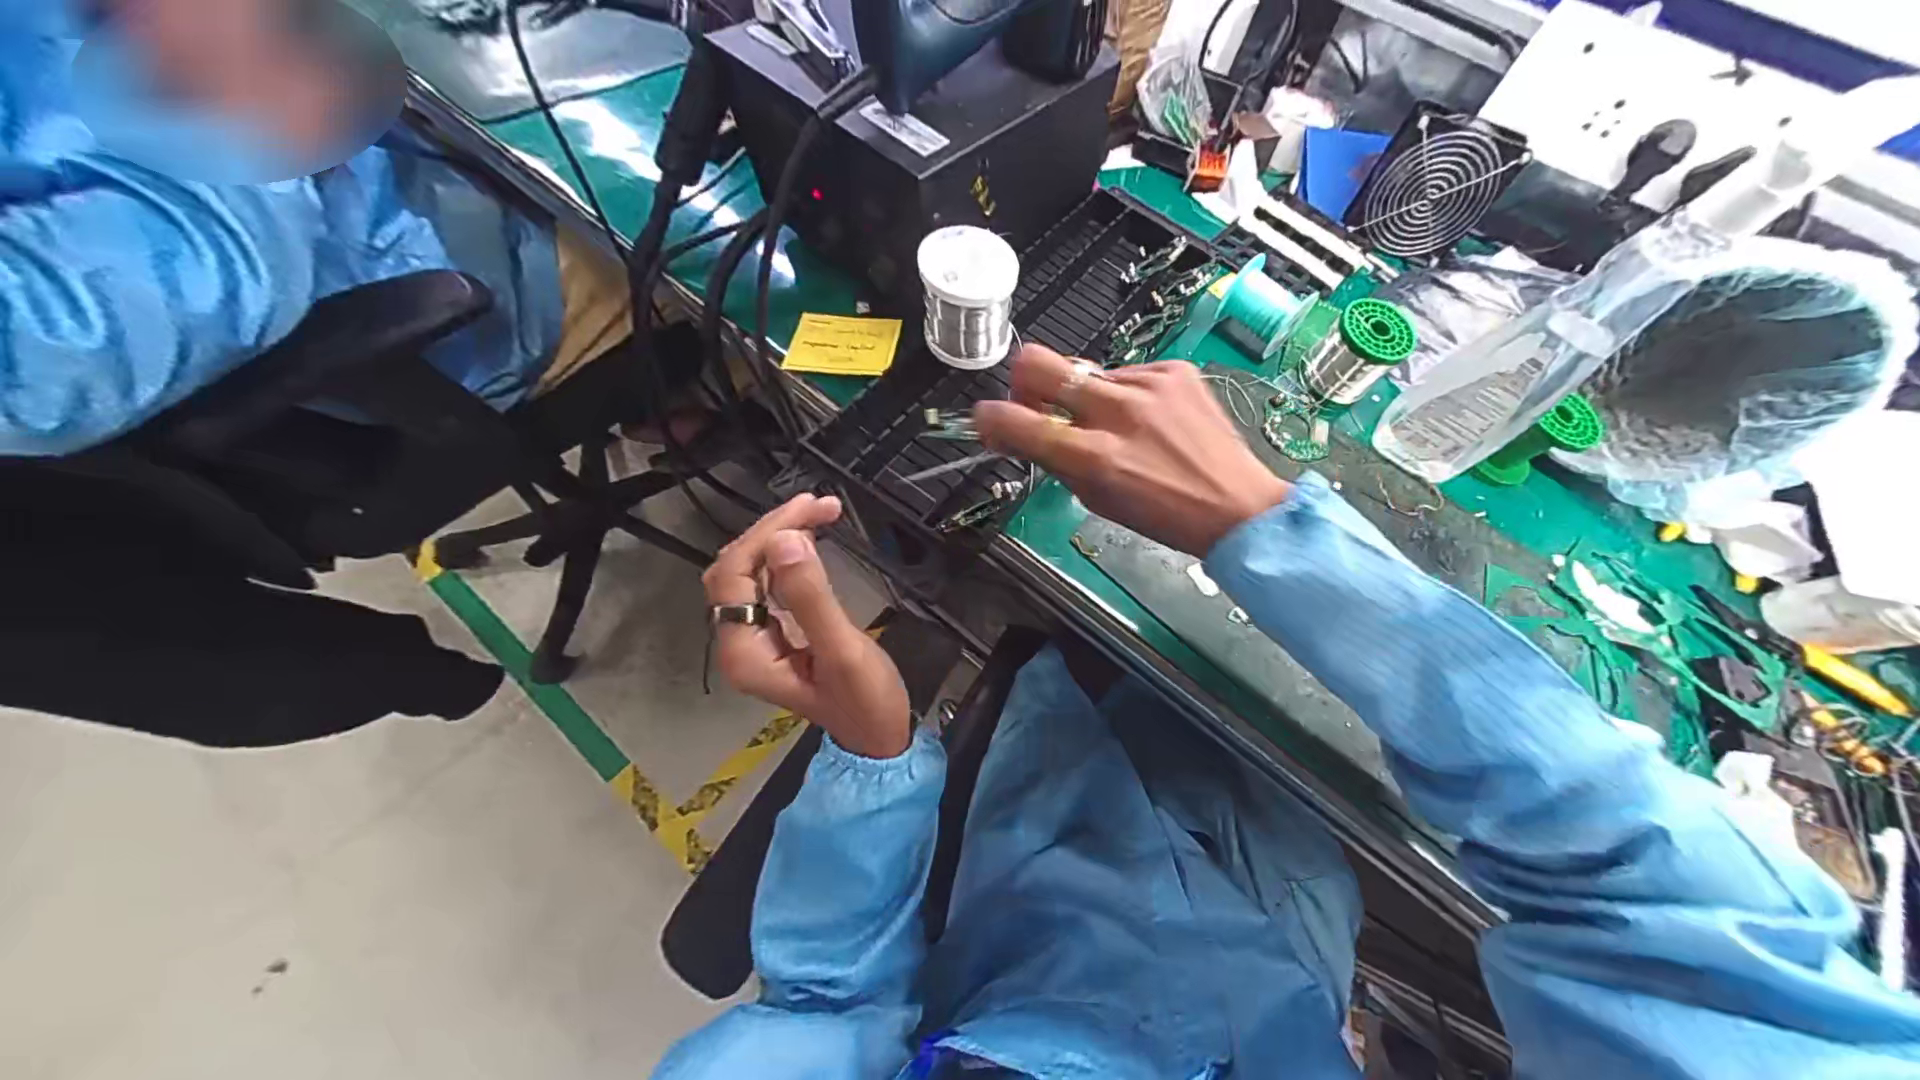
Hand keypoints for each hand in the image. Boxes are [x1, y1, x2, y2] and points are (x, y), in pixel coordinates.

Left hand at [702, 494, 911, 758]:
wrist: (878, 738)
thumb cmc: (865, 702)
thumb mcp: (843, 651)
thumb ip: (812, 597)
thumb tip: (786, 540)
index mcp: (745, 651)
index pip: (734, 575)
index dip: (766, 535)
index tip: (809, 510)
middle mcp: (739, 643)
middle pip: (736, 569)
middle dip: (772, 531)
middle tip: (819, 505)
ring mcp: (755, 639)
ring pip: (750, 573)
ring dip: (779, 539)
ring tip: (819, 513)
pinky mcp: (774, 635)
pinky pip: (767, 586)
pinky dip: (785, 557)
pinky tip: (808, 541)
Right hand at [974, 345, 1291, 556]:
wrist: (1237, 504)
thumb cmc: (1164, 514)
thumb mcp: (1097, 499)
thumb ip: (1056, 461)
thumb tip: (1023, 432)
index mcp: (1094, 457)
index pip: (1016, 422)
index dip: (989, 419)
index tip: (987, 420)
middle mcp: (1118, 412)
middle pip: (1038, 363)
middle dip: (1023, 380)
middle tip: (1035, 401)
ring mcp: (1149, 385)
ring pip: (1084, 370)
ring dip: (1083, 396)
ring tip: (1115, 425)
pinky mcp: (1174, 371)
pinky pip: (1124, 373)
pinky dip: (1123, 394)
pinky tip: (1145, 418)